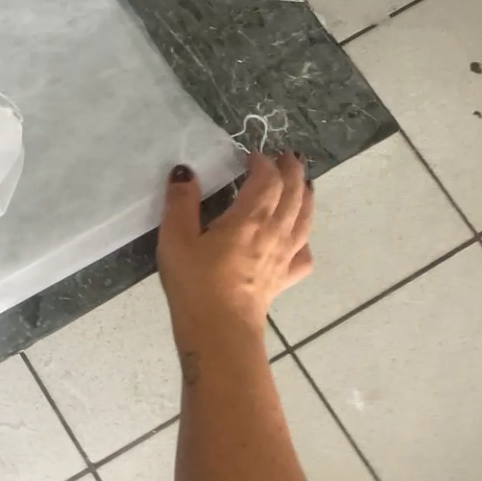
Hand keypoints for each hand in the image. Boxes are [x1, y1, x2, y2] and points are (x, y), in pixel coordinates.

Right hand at [158, 152, 313, 337]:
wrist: (220, 327)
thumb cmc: (194, 281)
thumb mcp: (175, 238)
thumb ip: (181, 202)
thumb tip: (185, 171)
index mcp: (249, 219)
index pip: (267, 180)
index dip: (262, 163)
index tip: (251, 153)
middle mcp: (275, 232)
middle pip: (293, 194)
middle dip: (291, 172)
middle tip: (287, 157)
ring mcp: (285, 256)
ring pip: (305, 218)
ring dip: (306, 196)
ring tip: (304, 184)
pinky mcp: (286, 277)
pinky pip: (304, 252)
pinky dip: (305, 237)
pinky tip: (299, 237)